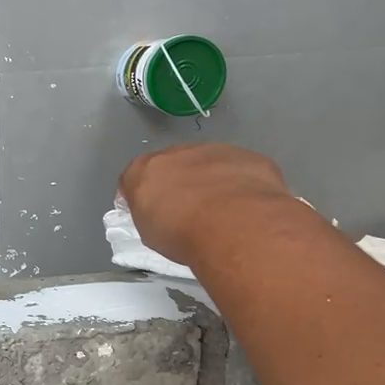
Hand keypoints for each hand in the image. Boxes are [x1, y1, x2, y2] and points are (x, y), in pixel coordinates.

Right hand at [119, 143, 297, 268]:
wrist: (236, 225)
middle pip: (173, 164)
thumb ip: (149, 214)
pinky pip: (240, 169)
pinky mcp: (249, 156)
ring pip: (209, 163)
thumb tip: (157, 213)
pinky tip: (249, 205)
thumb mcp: (149, 233)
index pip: (135, 177)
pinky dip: (242, 183)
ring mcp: (214, 151)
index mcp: (142, 169)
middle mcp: (174, 152)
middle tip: (190, 210)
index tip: (153, 211)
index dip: (144, 195)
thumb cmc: (182, 233)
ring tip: (224, 210)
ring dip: (212, 180)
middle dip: (179, 182)